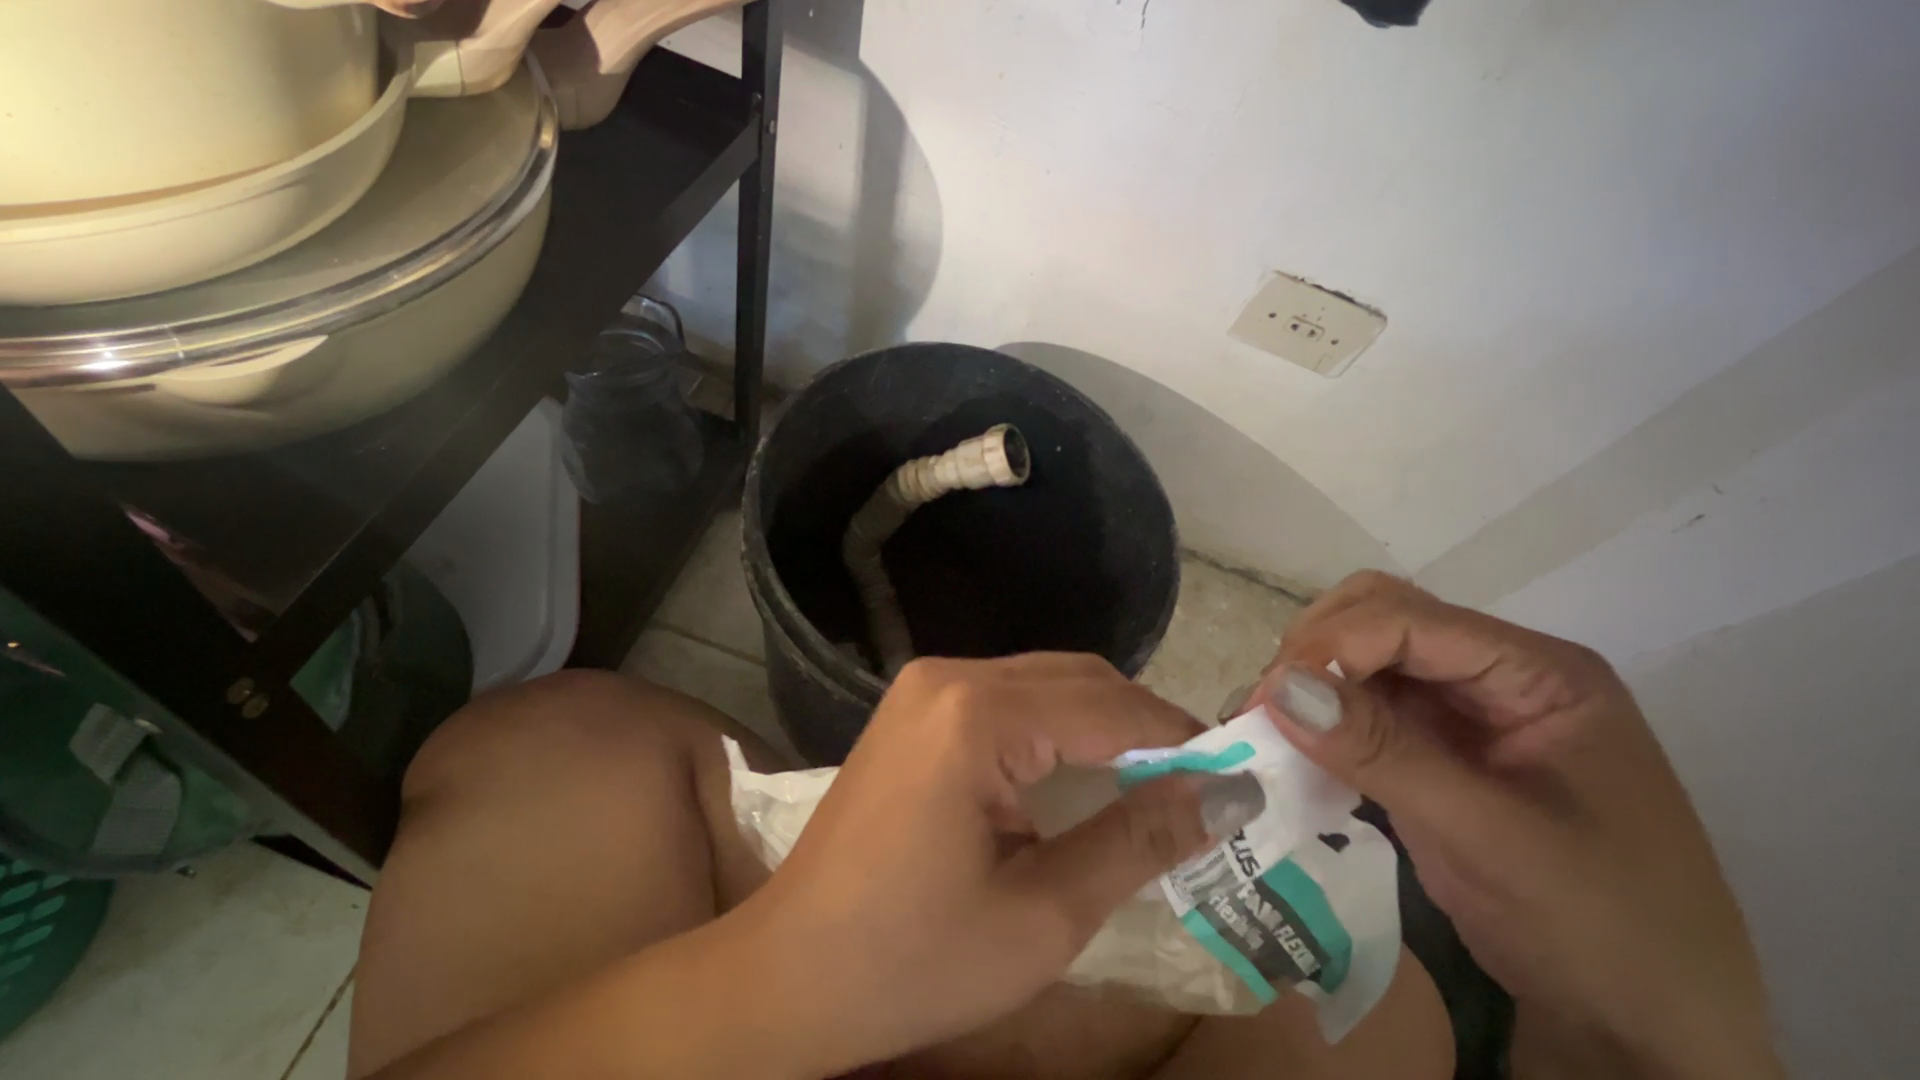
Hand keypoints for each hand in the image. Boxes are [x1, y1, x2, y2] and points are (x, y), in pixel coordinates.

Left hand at [729, 654, 1220, 1075]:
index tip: (1238, 782)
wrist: (791, 976)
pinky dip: (1054, 732)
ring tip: (1151, 792)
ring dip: (1102, 728)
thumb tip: (1227, 794)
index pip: (1110, 707)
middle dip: (1144, 730)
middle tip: (1199, 793)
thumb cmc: (915, 960)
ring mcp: (922, 689)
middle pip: (1077, 680)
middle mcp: (947, 677)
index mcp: (976, 716)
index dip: (1182, 741)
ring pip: (1044, 684)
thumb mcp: (1044, 914)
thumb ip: (1138, 841)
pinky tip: (1078, 781)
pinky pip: (1006, 701)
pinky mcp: (912, 711)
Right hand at [1252, 573, 1778, 1077]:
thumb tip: (1279, 687)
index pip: (1412, 619)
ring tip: (1266, 732)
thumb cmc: (1598, 927)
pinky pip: (1368, 715)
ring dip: (1312, 686)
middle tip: (1266, 710)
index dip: (1330, 646)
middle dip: (1316, 652)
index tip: (1265, 702)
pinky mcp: (1441, 756)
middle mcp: (1501, 677)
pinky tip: (1295, 754)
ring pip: (1368, 663)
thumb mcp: (1488, 838)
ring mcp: (1469, 717)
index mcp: (1540, 674)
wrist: (1648, 1031)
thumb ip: (1382, 752)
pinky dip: (1324, 726)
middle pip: (1386, 618)